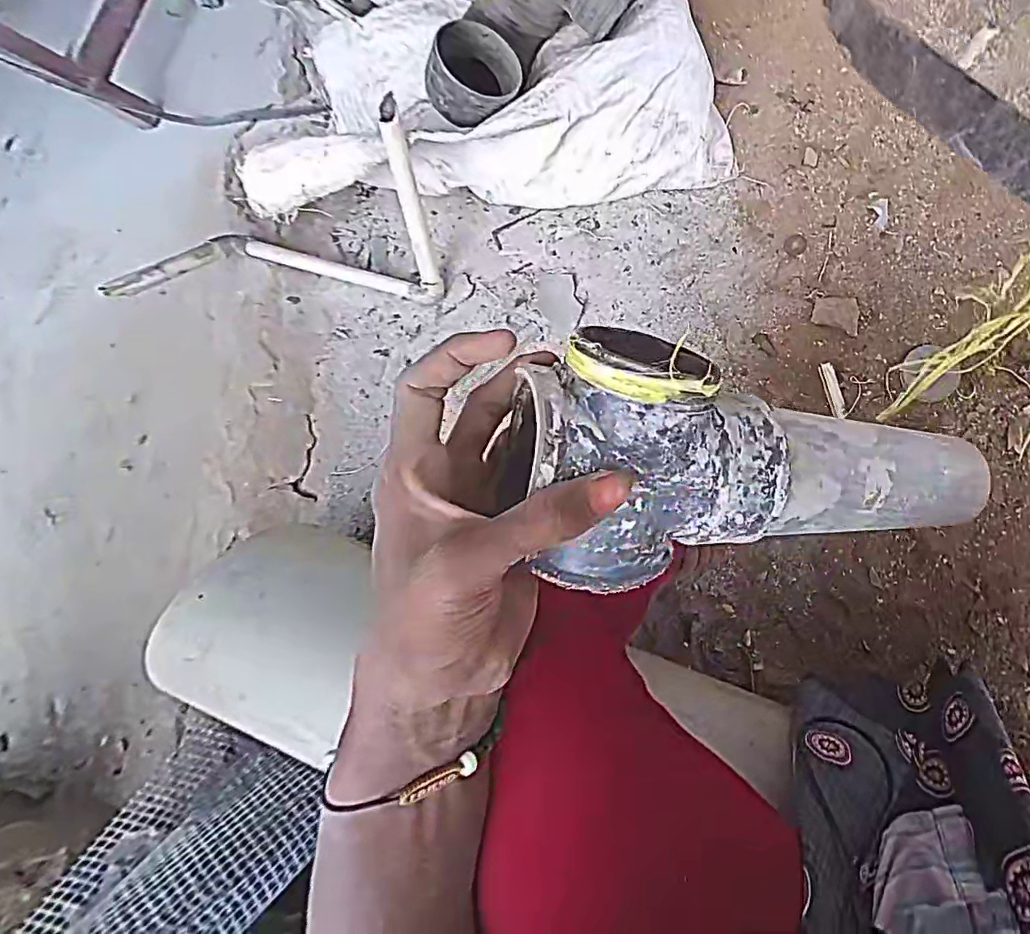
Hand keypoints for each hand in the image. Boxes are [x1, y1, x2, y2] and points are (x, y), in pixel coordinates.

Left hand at [339, 331, 631, 775]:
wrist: (438, 684)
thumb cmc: (418, 621)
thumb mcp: (471, 560)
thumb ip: (543, 518)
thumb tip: (614, 482)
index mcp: (415, 472)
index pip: (424, 390)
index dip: (459, 357)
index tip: (505, 344)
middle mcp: (452, 479)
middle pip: (485, 411)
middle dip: (522, 385)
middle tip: (566, 373)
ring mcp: (491, 505)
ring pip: (525, 447)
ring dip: (555, 427)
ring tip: (591, 409)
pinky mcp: (523, 533)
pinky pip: (553, 489)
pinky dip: (577, 474)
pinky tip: (602, 466)